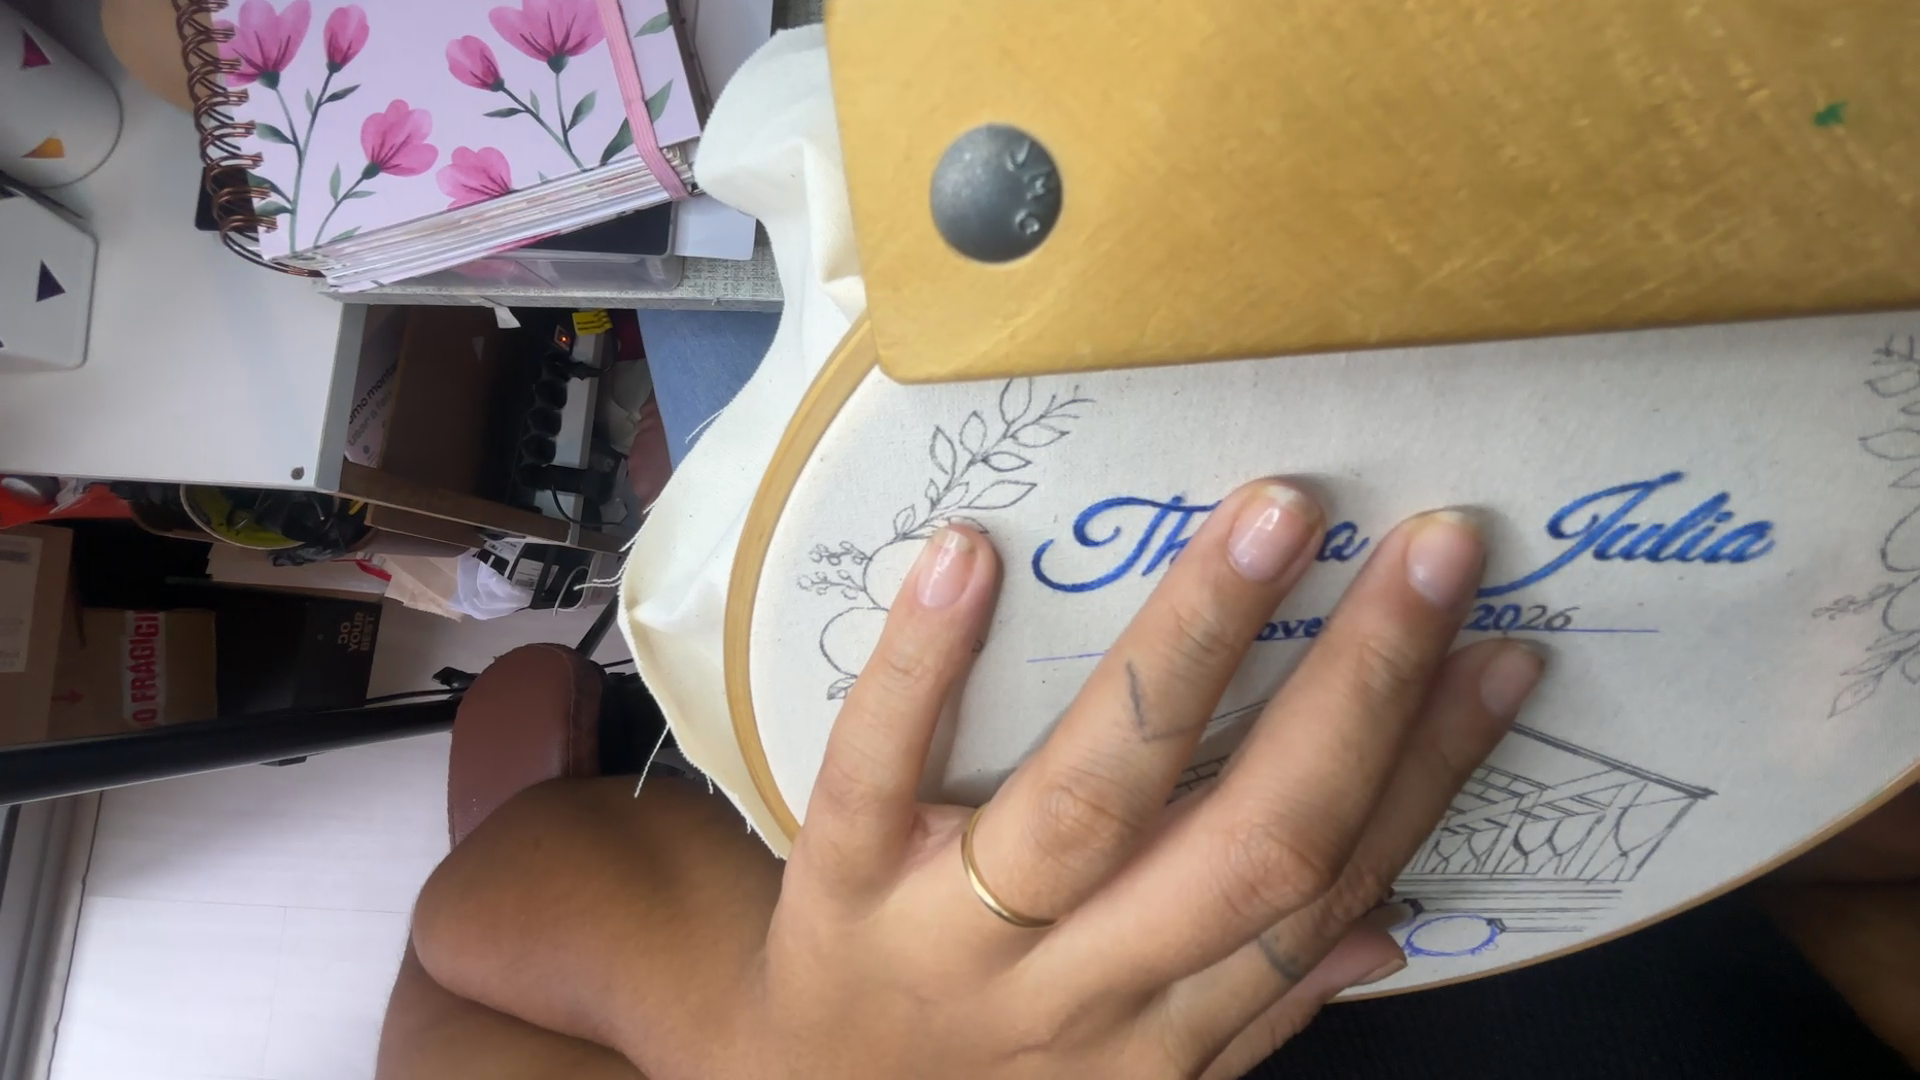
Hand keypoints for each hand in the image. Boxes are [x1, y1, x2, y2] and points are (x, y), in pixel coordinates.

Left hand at [742, 479, 1545, 1078]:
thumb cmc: (980, 1070)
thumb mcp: (1131, 1068)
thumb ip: (1250, 1003)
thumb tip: (1385, 923)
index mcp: (1161, 1032)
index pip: (1322, 890)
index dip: (1427, 775)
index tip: (1495, 655)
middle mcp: (1073, 987)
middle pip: (1241, 837)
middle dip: (1352, 685)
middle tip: (1419, 548)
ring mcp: (947, 932)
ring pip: (1094, 792)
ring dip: (1190, 643)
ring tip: (1265, 523)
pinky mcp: (839, 877)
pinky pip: (879, 762)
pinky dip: (927, 657)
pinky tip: (966, 552)